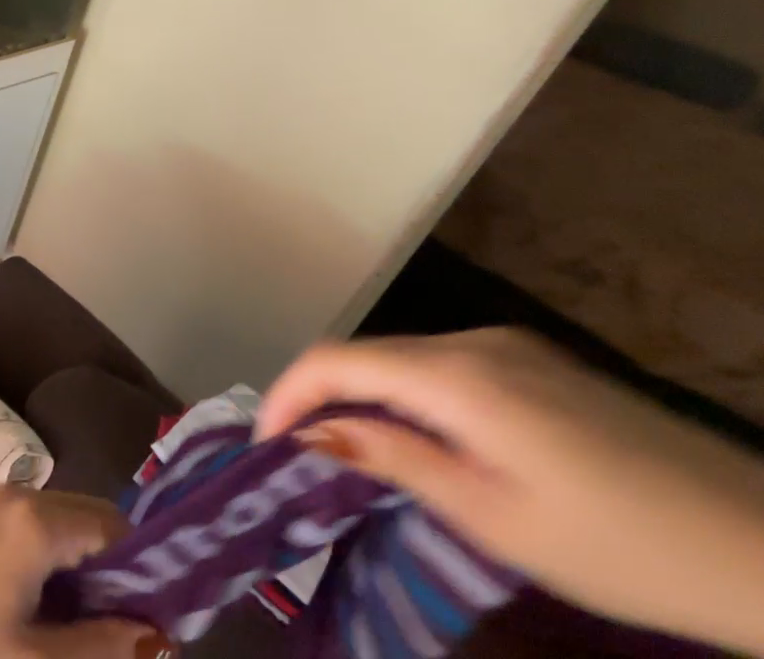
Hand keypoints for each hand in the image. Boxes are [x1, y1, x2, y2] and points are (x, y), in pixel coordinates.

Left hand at [0, 487, 171, 658]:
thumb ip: (105, 645)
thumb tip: (157, 636)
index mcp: (36, 519)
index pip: (119, 528)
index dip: (146, 574)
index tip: (155, 623)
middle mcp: (10, 498)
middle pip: (87, 526)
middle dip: (111, 578)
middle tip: (115, 638)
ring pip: (53, 533)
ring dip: (75, 579)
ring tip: (72, 637)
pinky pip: (19, 539)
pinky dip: (40, 573)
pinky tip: (29, 621)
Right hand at [257, 328, 763, 655]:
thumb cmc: (624, 547)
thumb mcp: (492, 515)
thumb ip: (395, 457)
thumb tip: (314, 431)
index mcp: (458, 376)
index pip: (334, 360)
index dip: (286, 395)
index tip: (266, 445)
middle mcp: (477, 343)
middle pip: (366, 354)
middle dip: (321, 398)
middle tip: (300, 456)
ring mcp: (514, 348)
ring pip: (403, 358)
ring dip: (364, 397)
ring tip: (350, 452)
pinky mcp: (543, 364)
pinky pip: (444, 366)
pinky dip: (408, 395)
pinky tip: (420, 438)